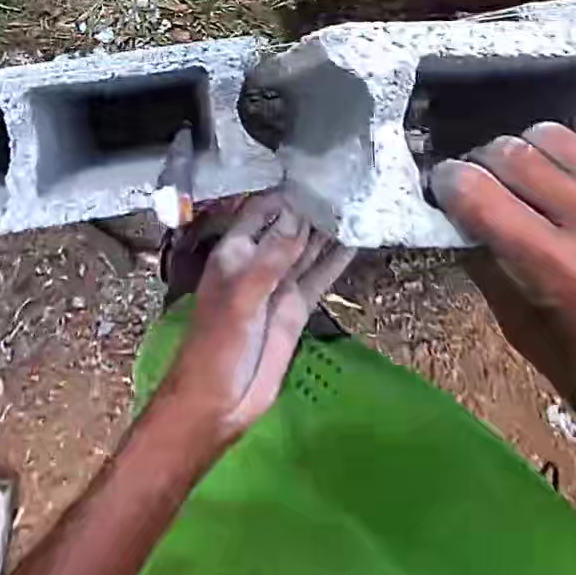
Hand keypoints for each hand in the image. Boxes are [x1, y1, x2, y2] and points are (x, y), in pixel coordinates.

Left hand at [147, 192, 354, 448]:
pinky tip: (355, 243)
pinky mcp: (296, 306)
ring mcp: (278, 284)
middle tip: (347, 184)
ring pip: (306, 249)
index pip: (261, 210)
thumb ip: (271, 257)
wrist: (218, 400)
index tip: (315, 174)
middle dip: (311, 208)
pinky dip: (335, 261)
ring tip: (357, 205)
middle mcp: (258, 261)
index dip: (285, 194)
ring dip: (327, 230)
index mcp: (236, 251)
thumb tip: (296, 213)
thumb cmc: (218, 344)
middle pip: (288, 226)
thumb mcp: (242, 297)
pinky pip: (318, 277)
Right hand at [429, 118, 575, 514]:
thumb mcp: (545, 354)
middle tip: (483, 189)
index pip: (481, 195)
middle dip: (481, 165)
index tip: (442, 190)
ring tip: (534, 181)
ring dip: (529, 153)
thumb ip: (498, 280)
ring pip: (560, 137)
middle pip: (514, 154)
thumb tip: (464, 227)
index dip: (447, 184)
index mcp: (573, 278)